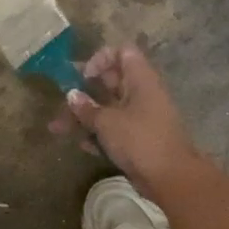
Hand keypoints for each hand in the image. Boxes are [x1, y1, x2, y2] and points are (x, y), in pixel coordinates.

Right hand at [53, 43, 205, 192]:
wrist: (170, 177)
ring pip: (108, 108)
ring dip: (84, 117)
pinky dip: (97, 134)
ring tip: (58, 129)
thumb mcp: (107, 122)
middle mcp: (141, 93)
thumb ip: (87, 108)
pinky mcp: (137, 138)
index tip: (83, 77)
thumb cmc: (139, 140)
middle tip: (62, 104)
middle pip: (110, 82)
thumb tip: (72, 96)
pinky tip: (82, 146)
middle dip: (83, 92)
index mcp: (140, 79)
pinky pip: (114, 129)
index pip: (122, 52)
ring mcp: (140, 117)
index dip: (100, 59)